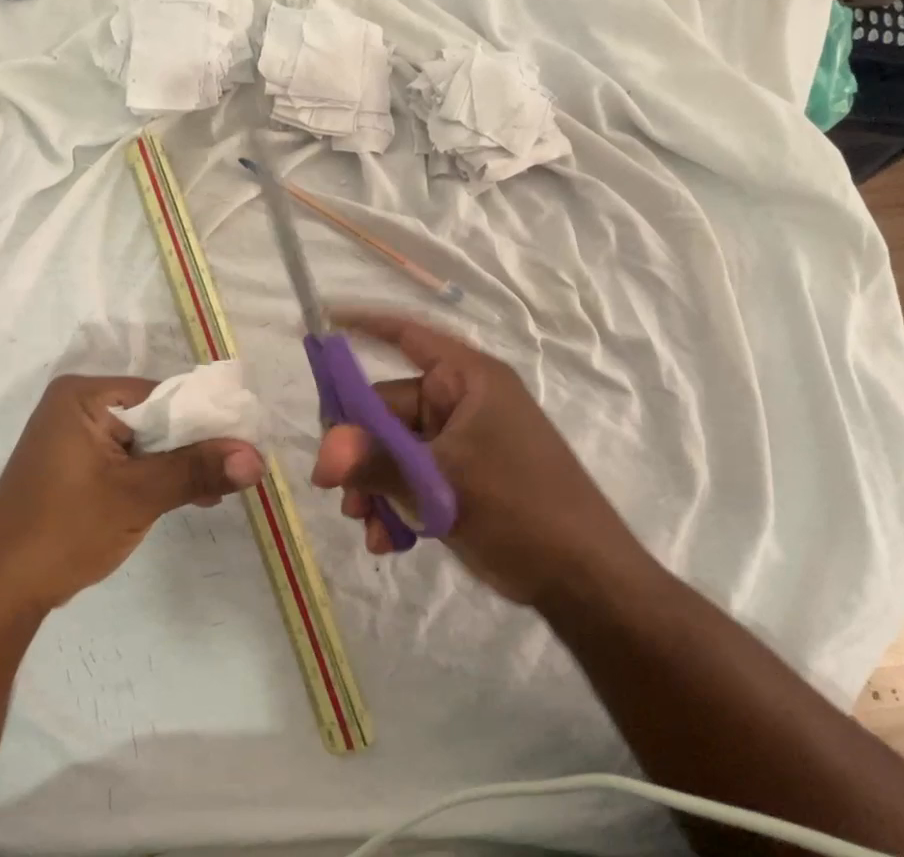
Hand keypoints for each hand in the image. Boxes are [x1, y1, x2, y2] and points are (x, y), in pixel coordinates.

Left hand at [0, 374, 264, 612]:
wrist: (4, 585)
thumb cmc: (66, 530)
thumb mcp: (137, 496)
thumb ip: (195, 470)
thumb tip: (256, 456)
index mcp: (82, 396)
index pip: (162, 394)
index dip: (206, 420)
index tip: (246, 448)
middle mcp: (75, 406)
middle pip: (154, 417)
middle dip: (193, 447)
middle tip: (237, 476)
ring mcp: (72, 437)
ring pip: (144, 442)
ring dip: (177, 466)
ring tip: (215, 493)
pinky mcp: (74, 466)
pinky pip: (126, 461)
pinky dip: (154, 478)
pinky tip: (188, 498)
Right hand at [311, 310, 645, 605]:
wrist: (585, 582)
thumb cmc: (522, 511)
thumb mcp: (442, 483)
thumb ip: (376, 463)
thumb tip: (323, 455)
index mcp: (468, 382)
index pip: (408, 336)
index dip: (362, 326)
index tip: (318, 323)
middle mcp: (461, 404)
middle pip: (384, 409)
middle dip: (356, 450)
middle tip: (335, 488)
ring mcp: (460, 444)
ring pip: (390, 451)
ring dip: (371, 487)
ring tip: (365, 523)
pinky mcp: (459, 481)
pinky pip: (408, 481)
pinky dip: (392, 506)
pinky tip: (385, 540)